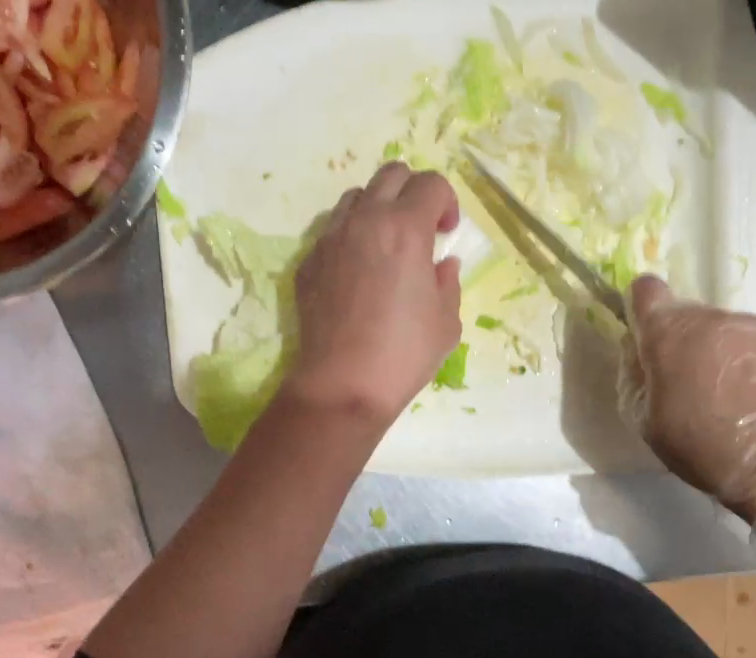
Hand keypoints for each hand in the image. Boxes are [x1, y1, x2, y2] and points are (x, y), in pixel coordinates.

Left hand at [283, 163, 463, 426]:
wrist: (342, 385)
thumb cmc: (403, 355)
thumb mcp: (446, 323)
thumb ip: (448, 283)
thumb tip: (442, 264)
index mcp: (406, 228)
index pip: (431, 184)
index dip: (446, 202)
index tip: (447, 232)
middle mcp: (365, 221)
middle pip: (391, 174)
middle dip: (411, 192)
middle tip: (420, 229)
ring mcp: (330, 239)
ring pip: (355, 198)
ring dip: (377, 210)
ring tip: (385, 247)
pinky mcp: (308, 263)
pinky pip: (331, 231)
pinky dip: (350, 238)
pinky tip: (358, 274)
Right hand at [621, 276, 755, 544]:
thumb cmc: (706, 448)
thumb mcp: (648, 426)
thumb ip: (635, 382)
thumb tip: (636, 357)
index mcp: (671, 333)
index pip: (646, 291)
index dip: (642, 308)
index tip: (646, 333)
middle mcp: (718, 317)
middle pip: (693, 317)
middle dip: (687, 344)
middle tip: (693, 388)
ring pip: (734, 334)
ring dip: (728, 357)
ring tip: (738, 402)